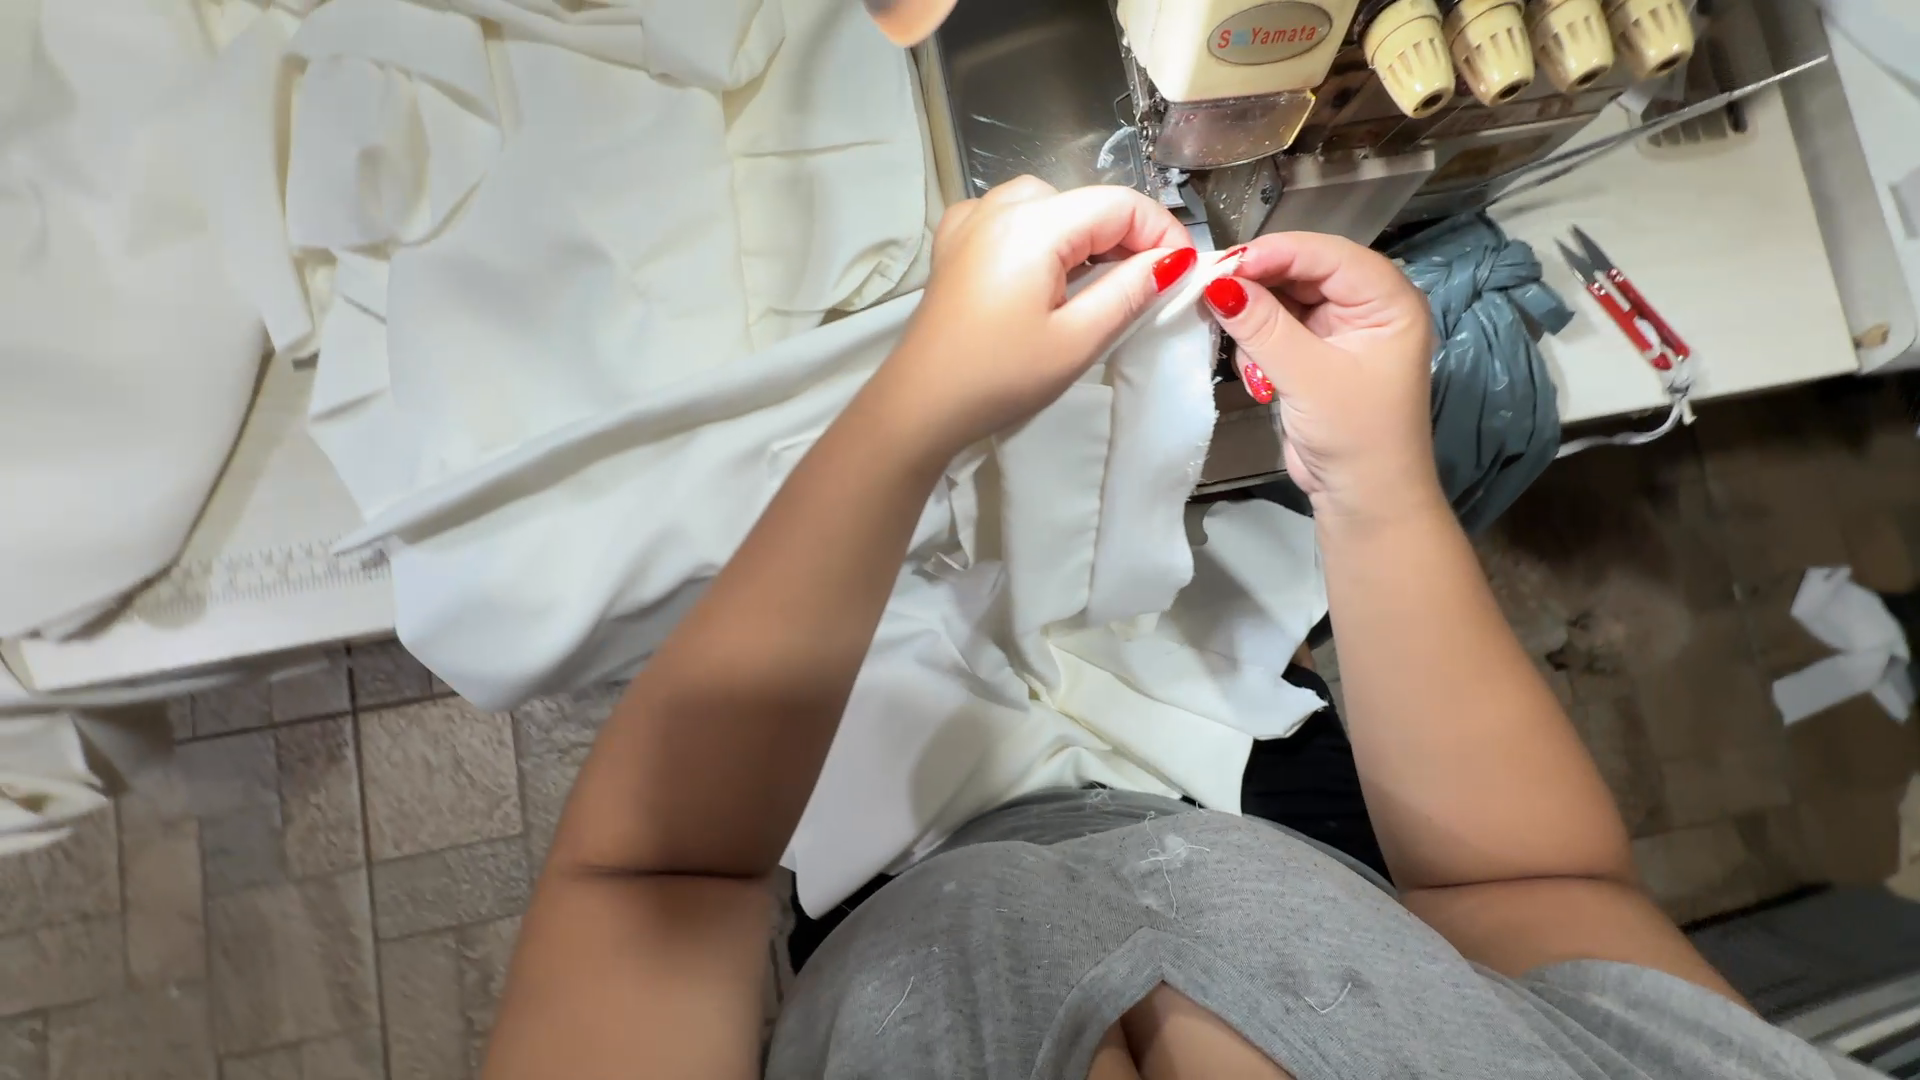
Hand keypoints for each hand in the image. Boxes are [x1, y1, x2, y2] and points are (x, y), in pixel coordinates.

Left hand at [868, 177, 1194, 455]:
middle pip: (1084, 202)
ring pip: (1049, 208)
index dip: (1162, 233)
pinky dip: (1041, 239)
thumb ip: (1130, 291)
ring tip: (1099, 285)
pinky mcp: (954, 243)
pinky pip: (1012, 221)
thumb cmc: (998, 378)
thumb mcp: (1076, 341)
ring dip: (1083, 239)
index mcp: (1032, 222)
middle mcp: (998, 204)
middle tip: (1146, 287)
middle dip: (1124, 238)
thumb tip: (1173, 261)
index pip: (1120, 203)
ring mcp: (970, 220)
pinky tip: (1045, 274)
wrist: (919, 405)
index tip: (1183, 273)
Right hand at [1202, 232, 1442, 527]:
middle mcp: (1365, 308)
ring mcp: (1338, 333)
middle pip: (1304, 274)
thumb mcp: (1307, 376)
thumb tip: (1217, 285)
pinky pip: (1278, 331)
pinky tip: (1251, 366)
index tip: (1227, 264)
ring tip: (1229, 333)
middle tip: (1211, 290)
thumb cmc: (1354, 434)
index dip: (1278, 253)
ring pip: (1285, 302)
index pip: (1329, 256)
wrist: (1362, 495)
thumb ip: (1263, 327)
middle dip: (1259, 284)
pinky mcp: (1314, 357)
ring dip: (1254, 316)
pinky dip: (1257, 342)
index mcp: (1387, 301)